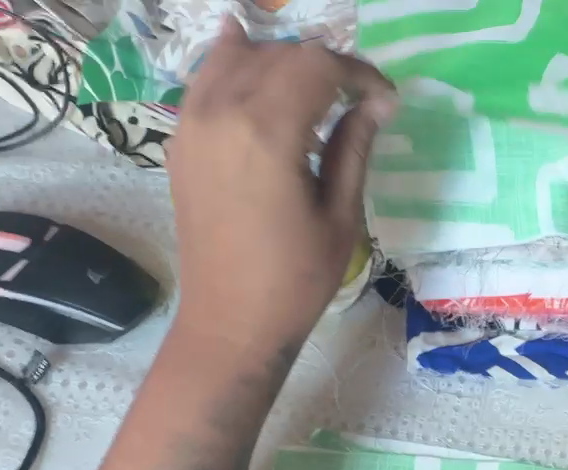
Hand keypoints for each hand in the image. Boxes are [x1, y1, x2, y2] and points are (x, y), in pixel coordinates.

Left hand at [166, 20, 396, 355]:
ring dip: (283, 63)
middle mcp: (221, 110)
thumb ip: (352, 150)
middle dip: (326, 67)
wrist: (233, 316)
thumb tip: (375, 105)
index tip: (386, 99)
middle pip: (278, 54)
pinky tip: (259, 70)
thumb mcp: (340, 217)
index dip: (358, 74)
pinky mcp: (181, 136)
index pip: (316, 67)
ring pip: (239, 56)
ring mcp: (192, 120)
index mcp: (267, 132)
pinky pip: (208, 77)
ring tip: (317, 92)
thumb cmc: (298, 279)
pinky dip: (238, 66)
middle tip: (361, 100)